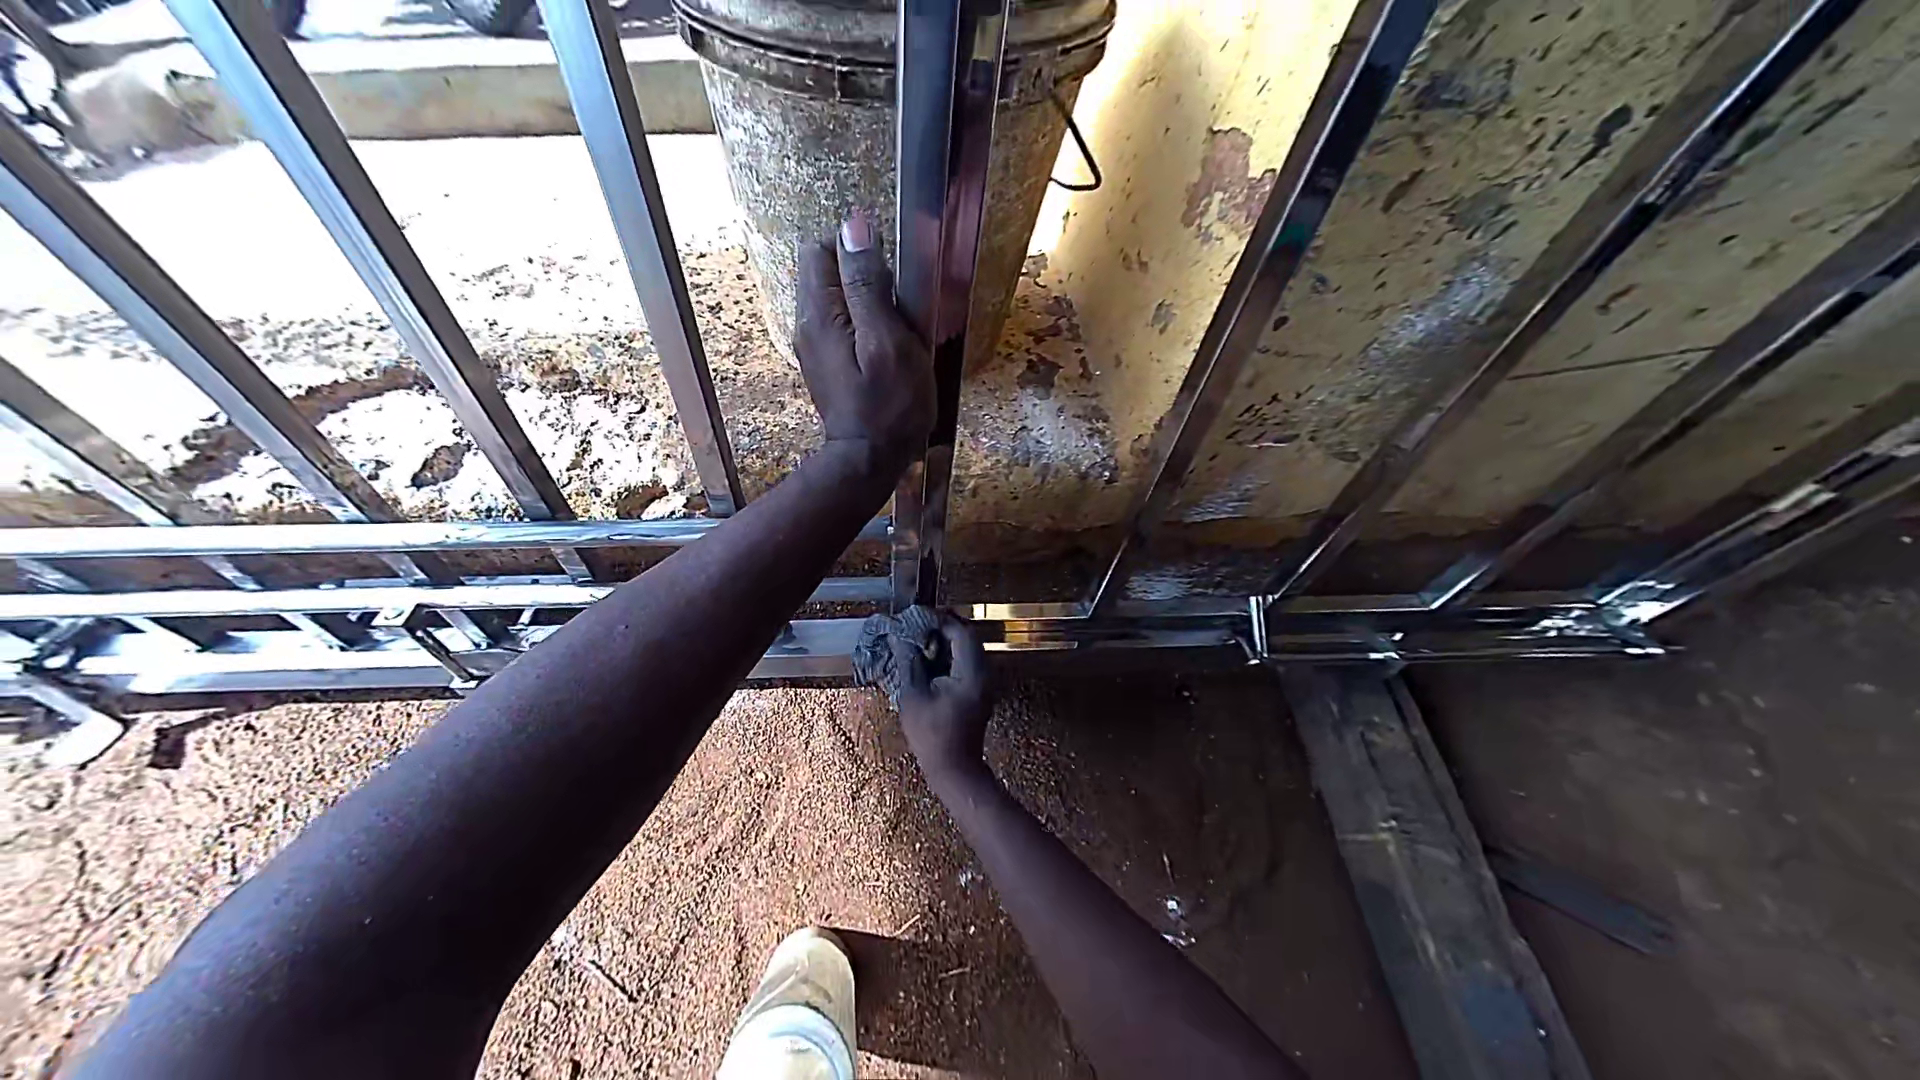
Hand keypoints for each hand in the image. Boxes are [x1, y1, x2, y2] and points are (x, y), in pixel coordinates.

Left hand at [795, 213, 935, 471]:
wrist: (871, 461)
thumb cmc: (888, 405)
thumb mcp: (887, 341)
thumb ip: (867, 285)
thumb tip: (854, 225)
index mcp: (818, 314)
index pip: (821, 249)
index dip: (857, 248)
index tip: (890, 274)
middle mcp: (807, 324)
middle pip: (828, 273)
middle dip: (865, 277)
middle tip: (899, 309)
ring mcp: (815, 346)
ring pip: (839, 300)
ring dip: (869, 303)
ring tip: (898, 331)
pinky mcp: (828, 363)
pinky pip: (844, 325)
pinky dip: (866, 325)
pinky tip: (887, 349)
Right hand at [893, 614, 992, 784]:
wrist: (953, 769)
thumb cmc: (932, 736)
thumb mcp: (913, 696)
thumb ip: (908, 661)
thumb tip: (899, 635)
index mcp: (972, 673)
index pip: (961, 632)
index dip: (939, 620)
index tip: (916, 618)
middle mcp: (985, 674)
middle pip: (968, 637)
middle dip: (942, 627)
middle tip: (916, 625)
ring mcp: (984, 682)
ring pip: (967, 648)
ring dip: (945, 640)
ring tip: (918, 639)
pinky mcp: (978, 690)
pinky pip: (966, 662)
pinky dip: (948, 654)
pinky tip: (928, 658)